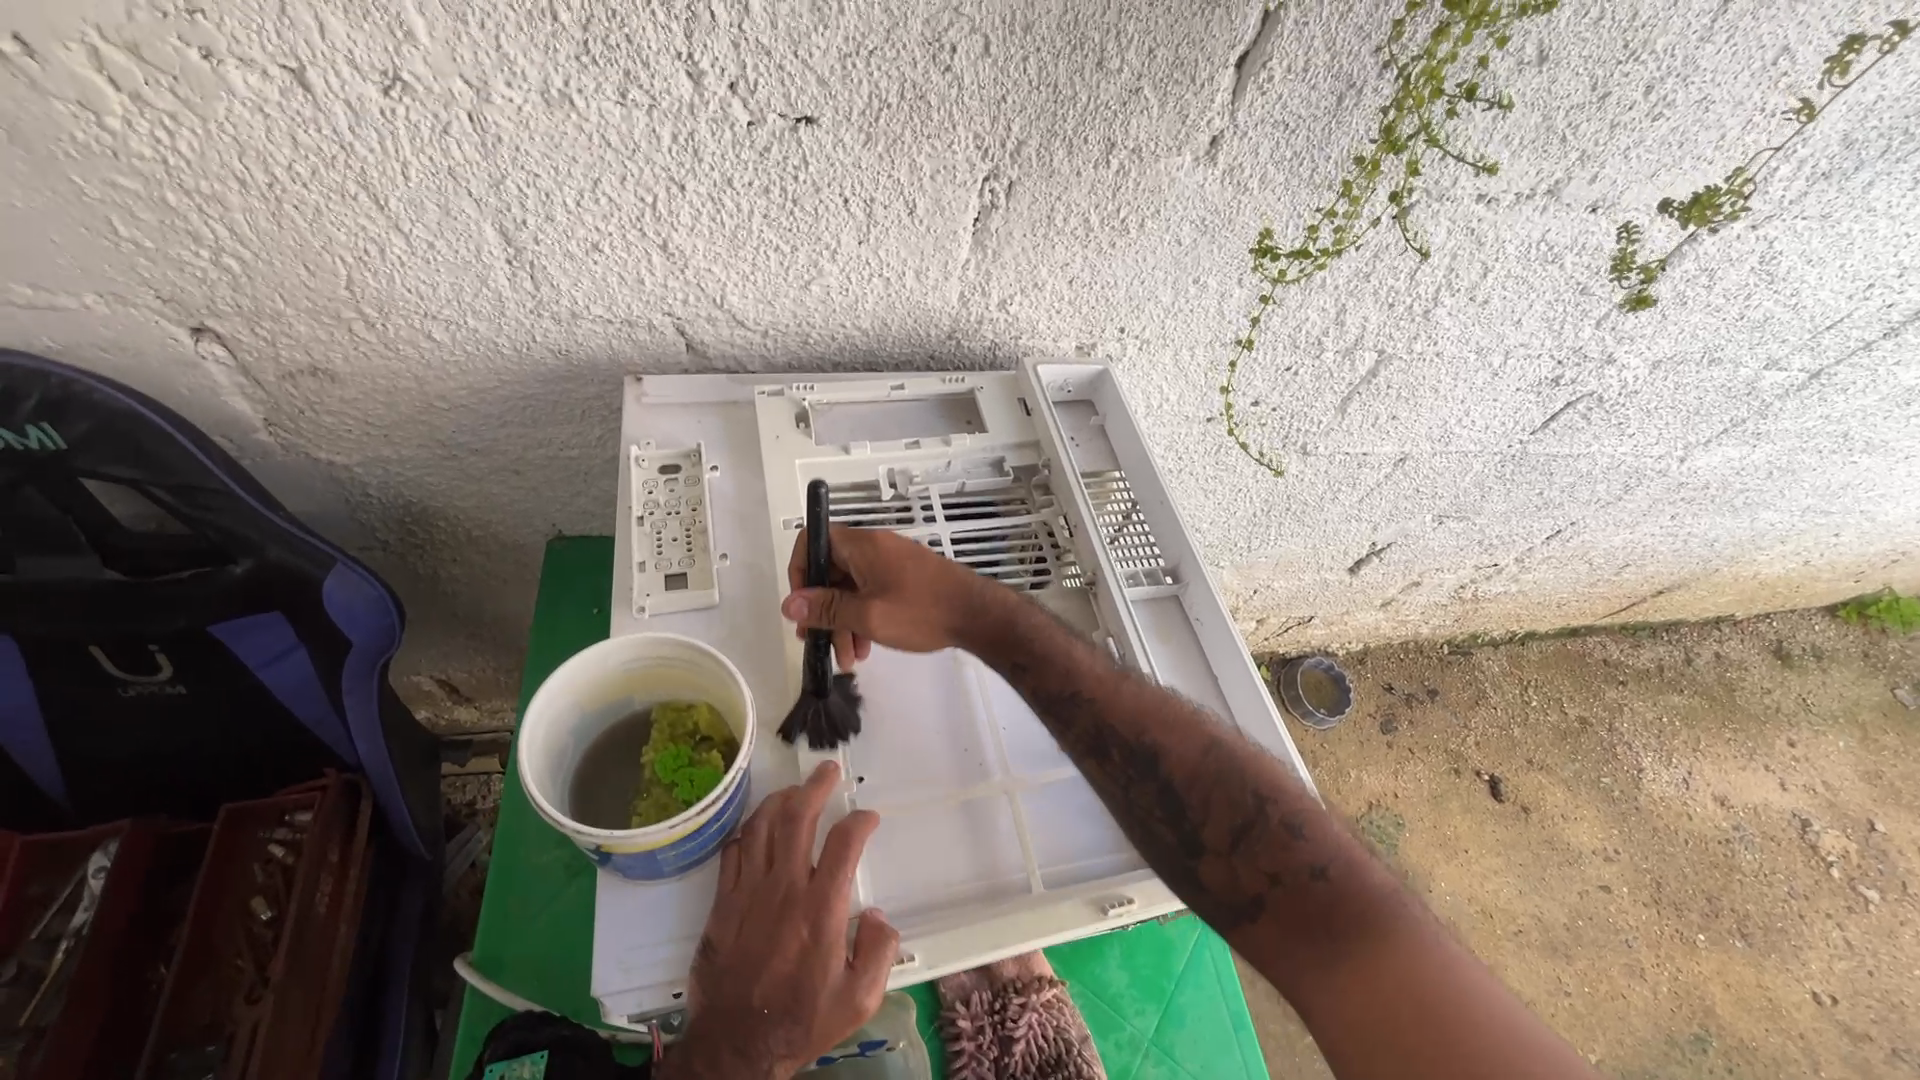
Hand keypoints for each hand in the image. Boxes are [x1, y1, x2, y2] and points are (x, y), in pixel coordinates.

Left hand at [662, 761, 898, 1079]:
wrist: (735, 1047)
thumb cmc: (801, 1021)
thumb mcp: (859, 999)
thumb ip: (879, 952)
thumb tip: (878, 915)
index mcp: (821, 909)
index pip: (844, 843)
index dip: (861, 821)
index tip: (869, 818)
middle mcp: (784, 889)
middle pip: (798, 817)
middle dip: (816, 785)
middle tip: (828, 770)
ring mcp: (748, 892)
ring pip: (762, 825)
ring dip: (781, 798)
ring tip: (796, 789)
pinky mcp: (722, 903)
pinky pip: (734, 850)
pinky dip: (749, 829)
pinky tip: (760, 825)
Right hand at [783, 524, 987, 667]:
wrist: (977, 615)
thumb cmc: (922, 612)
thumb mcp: (868, 615)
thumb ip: (826, 609)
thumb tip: (789, 604)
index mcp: (862, 546)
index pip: (813, 539)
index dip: (800, 569)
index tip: (802, 604)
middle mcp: (874, 547)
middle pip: (831, 570)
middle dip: (823, 610)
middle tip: (818, 643)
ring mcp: (891, 562)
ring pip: (852, 588)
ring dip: (844, 621)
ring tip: (848, 658)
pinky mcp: (905, 578)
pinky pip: (871, 592)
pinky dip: (864, 617)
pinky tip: (866, 647)